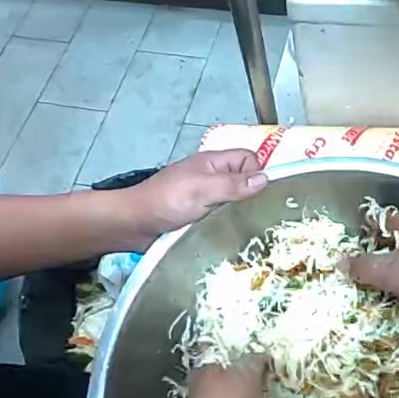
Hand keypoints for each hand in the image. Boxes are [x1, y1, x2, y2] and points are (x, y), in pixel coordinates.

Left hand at [120, 150, 265, 246]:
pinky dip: (227, 226)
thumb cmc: (166, 201)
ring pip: (234, 202)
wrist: (132, 224)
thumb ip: (233, 184)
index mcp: (213, 164)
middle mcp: (211, 178)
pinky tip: (232, 238)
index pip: (248, 159)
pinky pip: (221, 218)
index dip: (257, 173)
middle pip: (243, 182)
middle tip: (263, 219)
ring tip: (251, 232)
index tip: (259, 197)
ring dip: (239, 215)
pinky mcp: (198, 218)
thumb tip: (266, 179)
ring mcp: (204, 198)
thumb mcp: (202, 189)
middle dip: (252, 197)